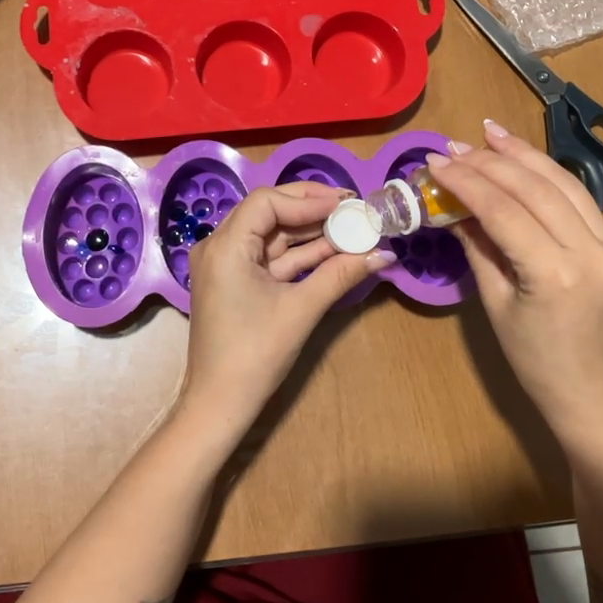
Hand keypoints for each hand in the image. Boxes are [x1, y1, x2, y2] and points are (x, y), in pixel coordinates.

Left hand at [177, 182, 394, 429]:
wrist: (219, 402)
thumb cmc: (255, 354)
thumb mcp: (301, 309)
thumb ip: (340, 274)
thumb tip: (383, 253)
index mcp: (225, 246)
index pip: (267, 202)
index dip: (308, 199)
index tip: (346, 203)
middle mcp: (219, 247)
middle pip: (268, 212)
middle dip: (313, 210)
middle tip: (354, 207)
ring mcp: (226, 265)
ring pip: (273, 236)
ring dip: (311, 232)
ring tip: (353, 226)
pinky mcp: (236, 282)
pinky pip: (270, 258)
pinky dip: (300, 255)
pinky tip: (336, 249)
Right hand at [427, 120, 602, 452]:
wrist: (596, 394)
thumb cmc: (536, 362)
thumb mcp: (496, 304)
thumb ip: (479, 248)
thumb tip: (455, 207)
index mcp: (555, 274)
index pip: (505, 211)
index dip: (467, 181)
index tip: (436, 161)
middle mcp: (592, 252)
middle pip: (536, 189)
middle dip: (492, 162)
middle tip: (456, 145)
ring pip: (565, 185)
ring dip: (524, 155)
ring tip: (491, 133)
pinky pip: (580, 201)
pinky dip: (549, 176)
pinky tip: (525, 160)